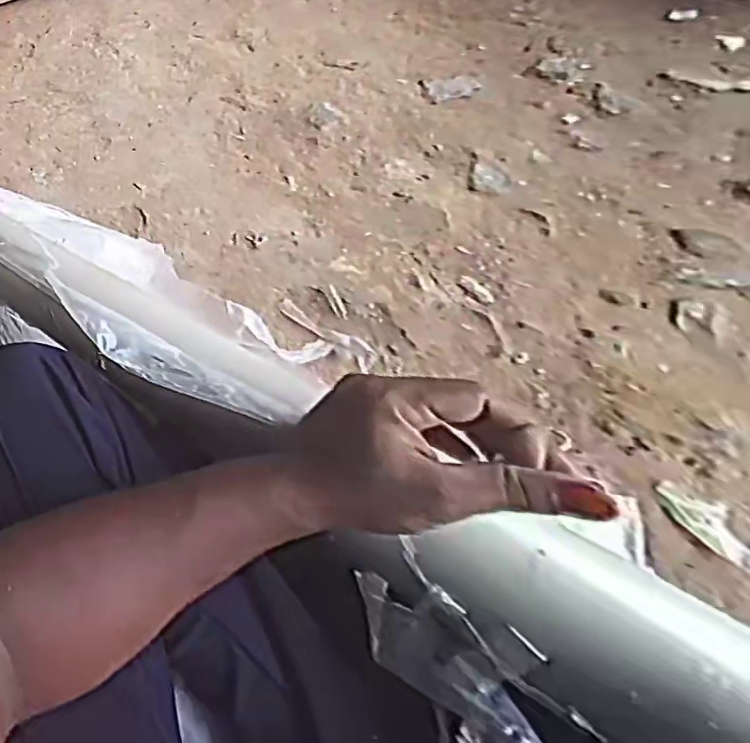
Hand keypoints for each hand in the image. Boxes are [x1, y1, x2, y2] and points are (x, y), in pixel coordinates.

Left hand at [284, 374, 618, 533]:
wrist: (289, 495)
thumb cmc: (355, 493)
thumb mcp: (444, 493)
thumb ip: (516, 489)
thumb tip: (594, 496)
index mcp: (393, 395)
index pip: (479, 400)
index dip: (521, 435)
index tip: (544, 476)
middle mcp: (376, 388)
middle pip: (462, 404)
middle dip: (507, 440)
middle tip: (543, 482)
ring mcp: (362, 400)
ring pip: (441, 414)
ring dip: (480, 444)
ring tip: (511, 481)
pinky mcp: (356, 417)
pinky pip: (416, 422)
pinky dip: (447, 444)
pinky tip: (465, 472)